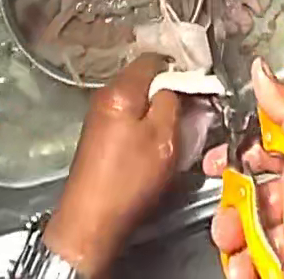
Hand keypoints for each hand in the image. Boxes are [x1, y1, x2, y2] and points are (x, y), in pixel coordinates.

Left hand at [45, 55, 181, 275]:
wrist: (87, 224)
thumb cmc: (129, 180)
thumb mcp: (163, 139)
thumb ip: (172, 102)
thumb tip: (175, 85)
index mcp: (121, 89)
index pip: (154, 59)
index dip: (178, 69)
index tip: (195, 88)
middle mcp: (105, 93)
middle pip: (143, 76)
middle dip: (166, 90)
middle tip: (186, 111)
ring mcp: (97, 112)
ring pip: (134, 96)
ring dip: (153, 107)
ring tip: (170, 129)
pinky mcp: (96, 132)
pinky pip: (124, 113)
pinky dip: (140, 121)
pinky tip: (149, 142)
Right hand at [205, 59, 283, 278]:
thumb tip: (261, 72)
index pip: (265, 145)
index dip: (237, 151)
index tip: (215, 160)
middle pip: (254, 194)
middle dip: (231, 203)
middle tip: (223, 217)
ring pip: (258, 234)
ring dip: (238, 241)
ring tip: (234, 251)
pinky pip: (270, 271)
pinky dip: (250, 272)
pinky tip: (245, 273)